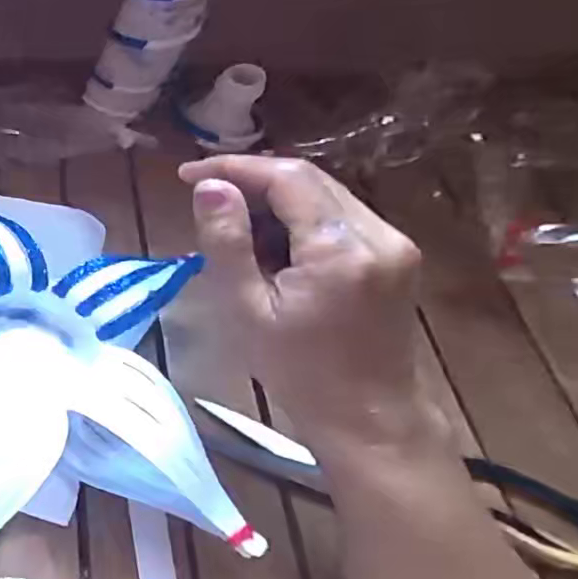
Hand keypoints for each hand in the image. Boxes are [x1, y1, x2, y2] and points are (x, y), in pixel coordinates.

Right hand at [178, 156, 445, 456]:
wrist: (366, 411)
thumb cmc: (293, 365)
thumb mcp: (243, 304)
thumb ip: (226, 241)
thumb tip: (208, 187)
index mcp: (341, 250)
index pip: (288, 178)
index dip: (233, 167)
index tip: (185, 174)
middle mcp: (380, 236)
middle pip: (309, 179)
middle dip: (249, 177)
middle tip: (196, 191)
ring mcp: (393, 245)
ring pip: (323, 194)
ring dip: (269, 196)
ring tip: (223, 220)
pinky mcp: (391, 256)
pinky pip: (335, 215)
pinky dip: (292, 215)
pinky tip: (261, 239)